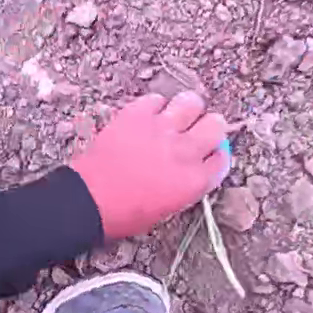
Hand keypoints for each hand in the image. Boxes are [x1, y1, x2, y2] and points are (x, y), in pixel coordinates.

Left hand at [69, 92, 228, 240]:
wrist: (90, 200)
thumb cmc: (125, 213)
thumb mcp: (168, 208)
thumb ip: (187, 184)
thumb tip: (192, 168)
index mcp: (195, 180)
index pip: (221, 158)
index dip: (215, 154)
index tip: (208, 153)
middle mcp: (185, 151)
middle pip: (216, 125)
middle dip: (209, 127)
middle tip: (195, 130)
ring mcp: (161, 129)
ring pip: (191, 102)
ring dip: (187, 109)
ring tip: (175, 117)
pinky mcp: (137, 115)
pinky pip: (156, 99)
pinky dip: (154, 105)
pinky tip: (148, 116)